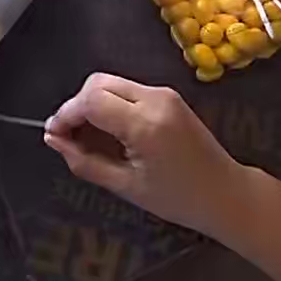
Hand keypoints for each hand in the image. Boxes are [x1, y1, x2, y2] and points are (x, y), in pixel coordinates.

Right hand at [43, 73, 249, 233]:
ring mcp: (163, 93)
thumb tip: (54, 140)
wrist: (226, 192)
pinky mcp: (167, 95)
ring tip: (86, 135)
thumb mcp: (125, 186)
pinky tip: (108, 130)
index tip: (54, 134)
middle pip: (97, 83)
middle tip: (68, 135)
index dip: (66, 114)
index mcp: (145, 124)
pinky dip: (109, 103)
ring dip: (92, 103)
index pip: (91, 101)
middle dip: (76, 105)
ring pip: (111, 82)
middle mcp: (154, 99)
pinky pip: (126, 89)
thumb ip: (84, 161)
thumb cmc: (177, 198)